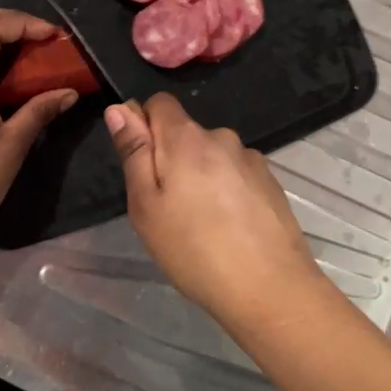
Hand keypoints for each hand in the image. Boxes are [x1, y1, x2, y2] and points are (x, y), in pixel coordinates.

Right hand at [106, 94, 324, 323]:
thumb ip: (134, 152)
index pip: (159, 103)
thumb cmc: (193, 249)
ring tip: (201, 222)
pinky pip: (235, 173)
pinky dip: (226, 190)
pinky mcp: (271, 183)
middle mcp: (221, 137)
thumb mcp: (146, 205)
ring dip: (201, 175)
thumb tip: (120, 108)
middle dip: (172, 157)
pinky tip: (229, 227)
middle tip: (167, 207)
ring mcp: (251, 160)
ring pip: (211, 155)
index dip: (143, 125)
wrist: (270, 288)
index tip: (142, 166)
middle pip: (185, 132)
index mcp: (186, 138)